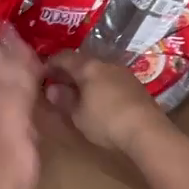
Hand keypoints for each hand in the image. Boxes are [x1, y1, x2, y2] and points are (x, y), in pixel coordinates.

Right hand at [42, 51, 181, 159]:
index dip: (50, 64)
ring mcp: (123, 73)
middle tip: (56, 84)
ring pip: (98, 70)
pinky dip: (100, 86)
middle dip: (68, 72)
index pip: (64, 57)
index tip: (41, 74)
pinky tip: (98, 100)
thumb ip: (64, 100)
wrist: (147, 131)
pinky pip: (111, 80)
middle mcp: (106, 64)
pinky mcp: (135, 86)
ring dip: (86, 79)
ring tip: (77, 93)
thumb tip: (52, 89)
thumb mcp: (78, 115)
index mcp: (88, 67)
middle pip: (82, 62)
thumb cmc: (106, 121)